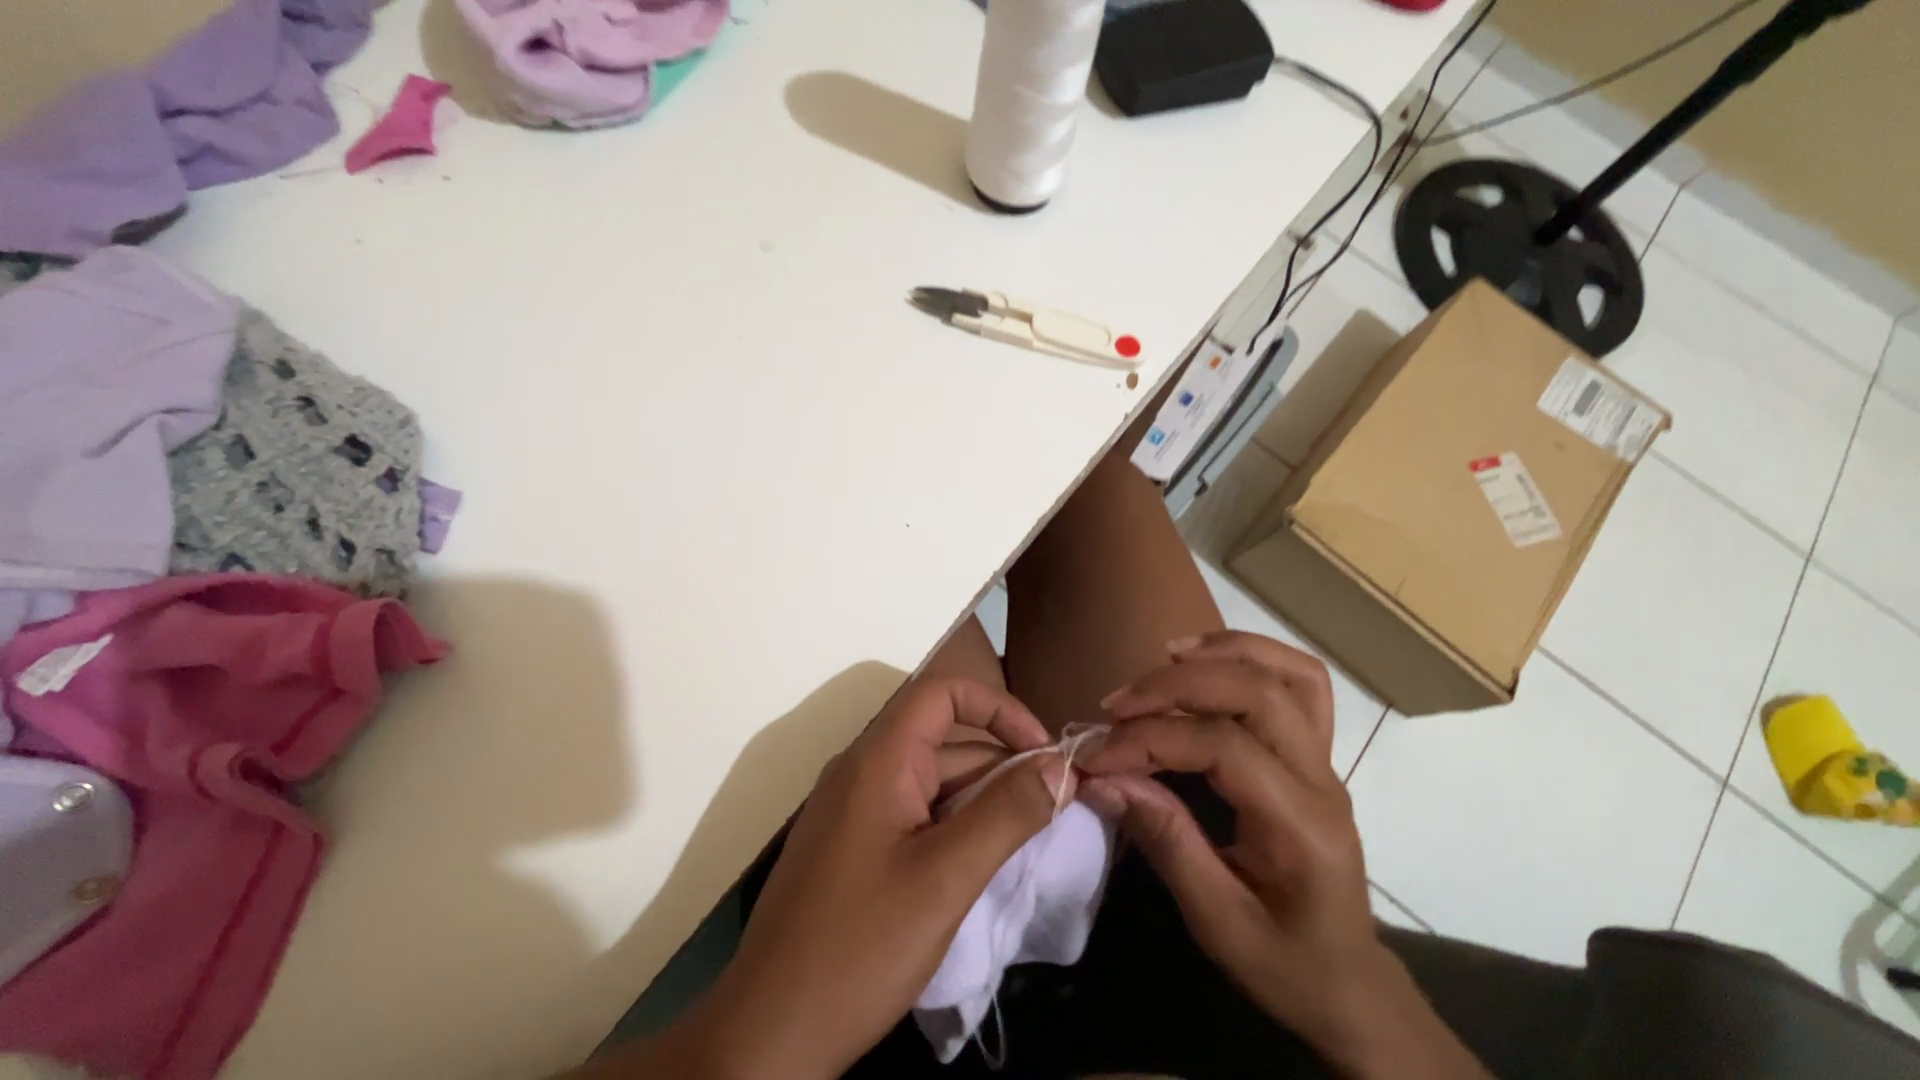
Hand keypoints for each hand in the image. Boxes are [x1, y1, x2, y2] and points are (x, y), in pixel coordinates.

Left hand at [643, 677, 1073, 1078]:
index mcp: (878, 762)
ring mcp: (853, 813)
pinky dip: (956, 826)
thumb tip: (1060, 765)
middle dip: (1004, 761)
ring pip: (933, 782)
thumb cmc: (860, 946)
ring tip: (1034, 835)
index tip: (1045, 753)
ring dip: (985, 798)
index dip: (1000, 708)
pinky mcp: (853, 850)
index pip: (943, 693)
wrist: (771, 1030)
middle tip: (1060, 804)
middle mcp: (862, 773)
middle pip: (945, 739)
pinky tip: (985, 862)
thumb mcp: (946, 878)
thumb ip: (1007, 814)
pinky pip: (915, 816)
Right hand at [1079, 632, 1487, 1079]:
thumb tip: (1105, 780)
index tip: (1096, 757)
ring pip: (1288, 673)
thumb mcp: (1216, 921)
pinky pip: (1300, 683)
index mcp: (1300, 825)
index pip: (1223, 747)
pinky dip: (1252, 657)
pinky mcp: (1317, 756)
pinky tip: (1205, 662)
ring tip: (1161, 659)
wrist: (1347, 983)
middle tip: (1115, 706)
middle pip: (1257, 692)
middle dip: (1176, 687)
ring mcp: (1327, 761)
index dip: (1151, 740)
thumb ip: (1166, 843)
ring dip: (1222, 652)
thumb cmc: (1282, 963)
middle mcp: (1322, 779)